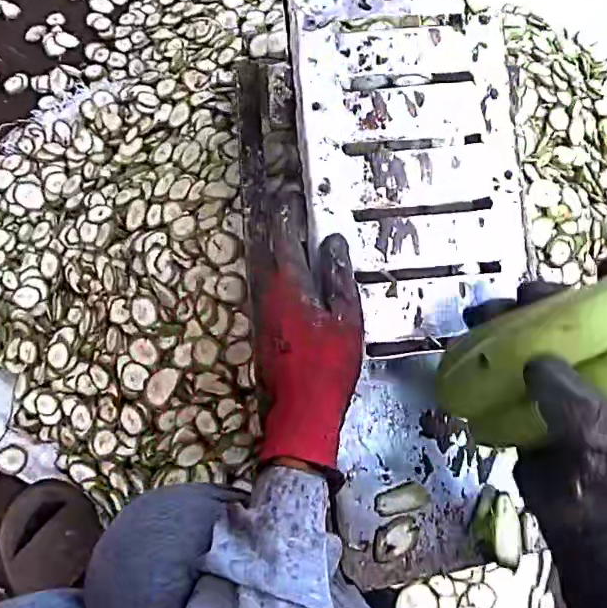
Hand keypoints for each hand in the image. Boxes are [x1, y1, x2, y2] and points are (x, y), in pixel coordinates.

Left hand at [253, 195, 362, 471]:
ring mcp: (260, 309)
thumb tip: (332, 245)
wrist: (300, 410)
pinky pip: (264, 285)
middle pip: (265, 248)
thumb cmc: (328, 367)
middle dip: (275, 226)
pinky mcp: (261, 325)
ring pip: (262, 267)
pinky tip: (286, 272)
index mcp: (289, 286)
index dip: (286, 214)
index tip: (291, 197)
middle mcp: (267, 293)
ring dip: (272, 247)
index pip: (283, 238)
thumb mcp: (346, 320)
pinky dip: (273, 270)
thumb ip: (337, 278)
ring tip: (287, 232)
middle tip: (287, 208)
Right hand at [468, 283, 606, 607]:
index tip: (597, 273)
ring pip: (535, 330)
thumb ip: (575, 407)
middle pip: (573, 315)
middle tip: (517, 298)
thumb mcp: (596, 446)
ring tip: (479, 315)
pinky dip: (488, 339)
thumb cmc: (594, 481)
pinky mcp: (527, 385)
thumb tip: (536, 361)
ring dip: (507, 316)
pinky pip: (508, 352)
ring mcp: (560, 375)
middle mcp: (595, 367)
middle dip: (545, 298)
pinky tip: (469, 337)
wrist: (565, 516)